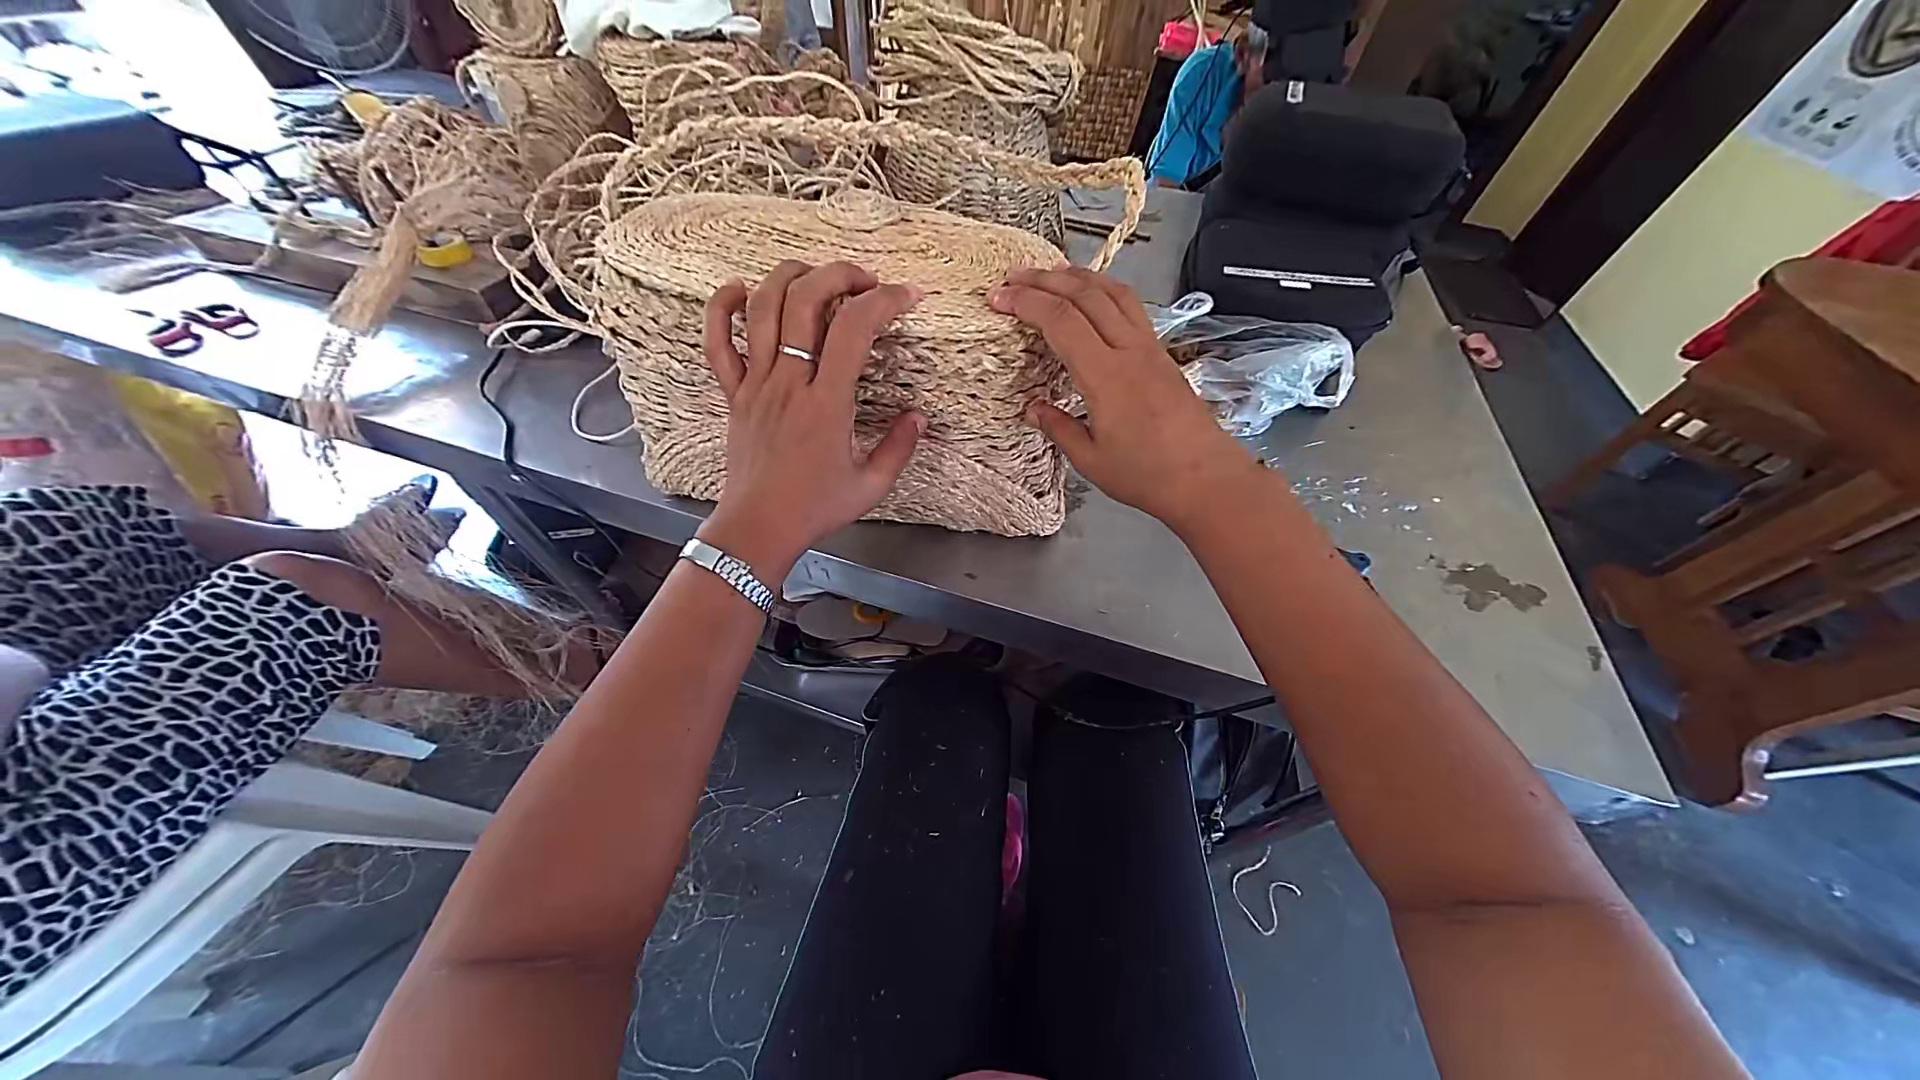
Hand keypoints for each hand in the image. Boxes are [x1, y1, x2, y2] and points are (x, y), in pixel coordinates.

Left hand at [696, 260, 924, 579]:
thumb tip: (919, 417)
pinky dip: (722, 306)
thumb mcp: (871, 485)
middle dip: (840, 275)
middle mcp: (788, 384)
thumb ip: (899, 447)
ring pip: (762, 307)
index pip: (854, 329)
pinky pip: (717, 341)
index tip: (907, 296)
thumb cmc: (814, 509)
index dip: (885, 301)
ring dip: (791, 277)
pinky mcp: (735, 394)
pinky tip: (741, 289)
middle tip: (866, 282)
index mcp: (826, 404)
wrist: (759, 527)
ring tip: (818, 276)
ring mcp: (756, 385)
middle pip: (805, 300)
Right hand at [991, 267, 1262, 535]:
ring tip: (1050, 273)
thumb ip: (1059, 428)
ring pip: (1114, 292)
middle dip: (1045, 279)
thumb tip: (1033, 408)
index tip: (999, 298)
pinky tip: (1093, 296)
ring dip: (1078, 276)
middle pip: (1086, 295)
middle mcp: (1130, 352)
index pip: (1061, 321)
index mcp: (1106, 377)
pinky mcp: (1162, 355)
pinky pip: (1131, 308)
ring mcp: (1150, 349)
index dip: (1026, 302)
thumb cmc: (1148, 476)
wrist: (1207, 480)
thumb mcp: (1090, 460)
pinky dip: (1105, 291)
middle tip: (1014, 276)